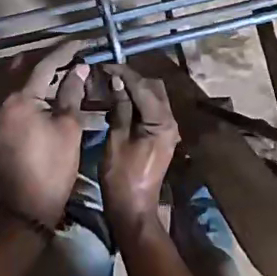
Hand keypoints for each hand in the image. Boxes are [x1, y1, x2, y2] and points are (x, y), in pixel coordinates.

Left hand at [0, 41, 87, 228]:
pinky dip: (27, 87)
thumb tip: (79, 68)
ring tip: (62, 69)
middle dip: (48, 57)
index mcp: (19, 99)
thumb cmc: (53, 167)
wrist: (27, 209)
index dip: (65, 51)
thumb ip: (72, 92)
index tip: (83, 42)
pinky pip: (10, 96)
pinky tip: (46, 90)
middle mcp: (0, 102)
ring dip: (36, 72)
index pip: (44, 64)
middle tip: (71, 53)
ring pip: (14, 80)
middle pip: (23, 67)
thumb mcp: (69, 126)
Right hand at [103, 63, 180, 233]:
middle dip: (132, 79)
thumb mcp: (116, 140)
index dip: (124, 73)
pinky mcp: (163, 135)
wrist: (133, 210)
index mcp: (161, 121)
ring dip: (135, 89)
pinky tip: (120, 103)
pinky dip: (138, 102)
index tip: (105, 65)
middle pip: (153, 87)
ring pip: (154, 96)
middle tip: (108, 76)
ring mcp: (169, 128)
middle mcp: (171, 121)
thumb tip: (117, 81)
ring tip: (111, 86)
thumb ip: (120, 108)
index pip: (143, 86)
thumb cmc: (121, 178)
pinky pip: (152, 109)